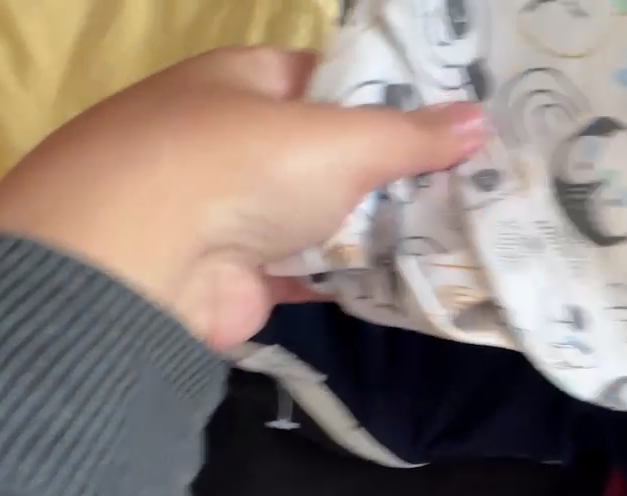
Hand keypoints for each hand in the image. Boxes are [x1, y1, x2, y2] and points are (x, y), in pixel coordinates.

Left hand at [0, 47, 486, 347]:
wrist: (147, 262)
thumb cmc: (240, 170)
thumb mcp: (340, 139)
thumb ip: (411, 135)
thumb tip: (479, 119)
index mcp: (247, 82)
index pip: (333, 81)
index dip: (393, 101)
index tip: (453, 128)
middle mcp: (239, 138)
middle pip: (338, 154)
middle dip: (399, 175)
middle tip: (469, 191)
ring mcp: (241, 208)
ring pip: (331, 216)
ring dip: (383, 231)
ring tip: (457, 238)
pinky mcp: (249, 269)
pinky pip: (318, 270)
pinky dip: (357, 277)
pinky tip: (411, 284)